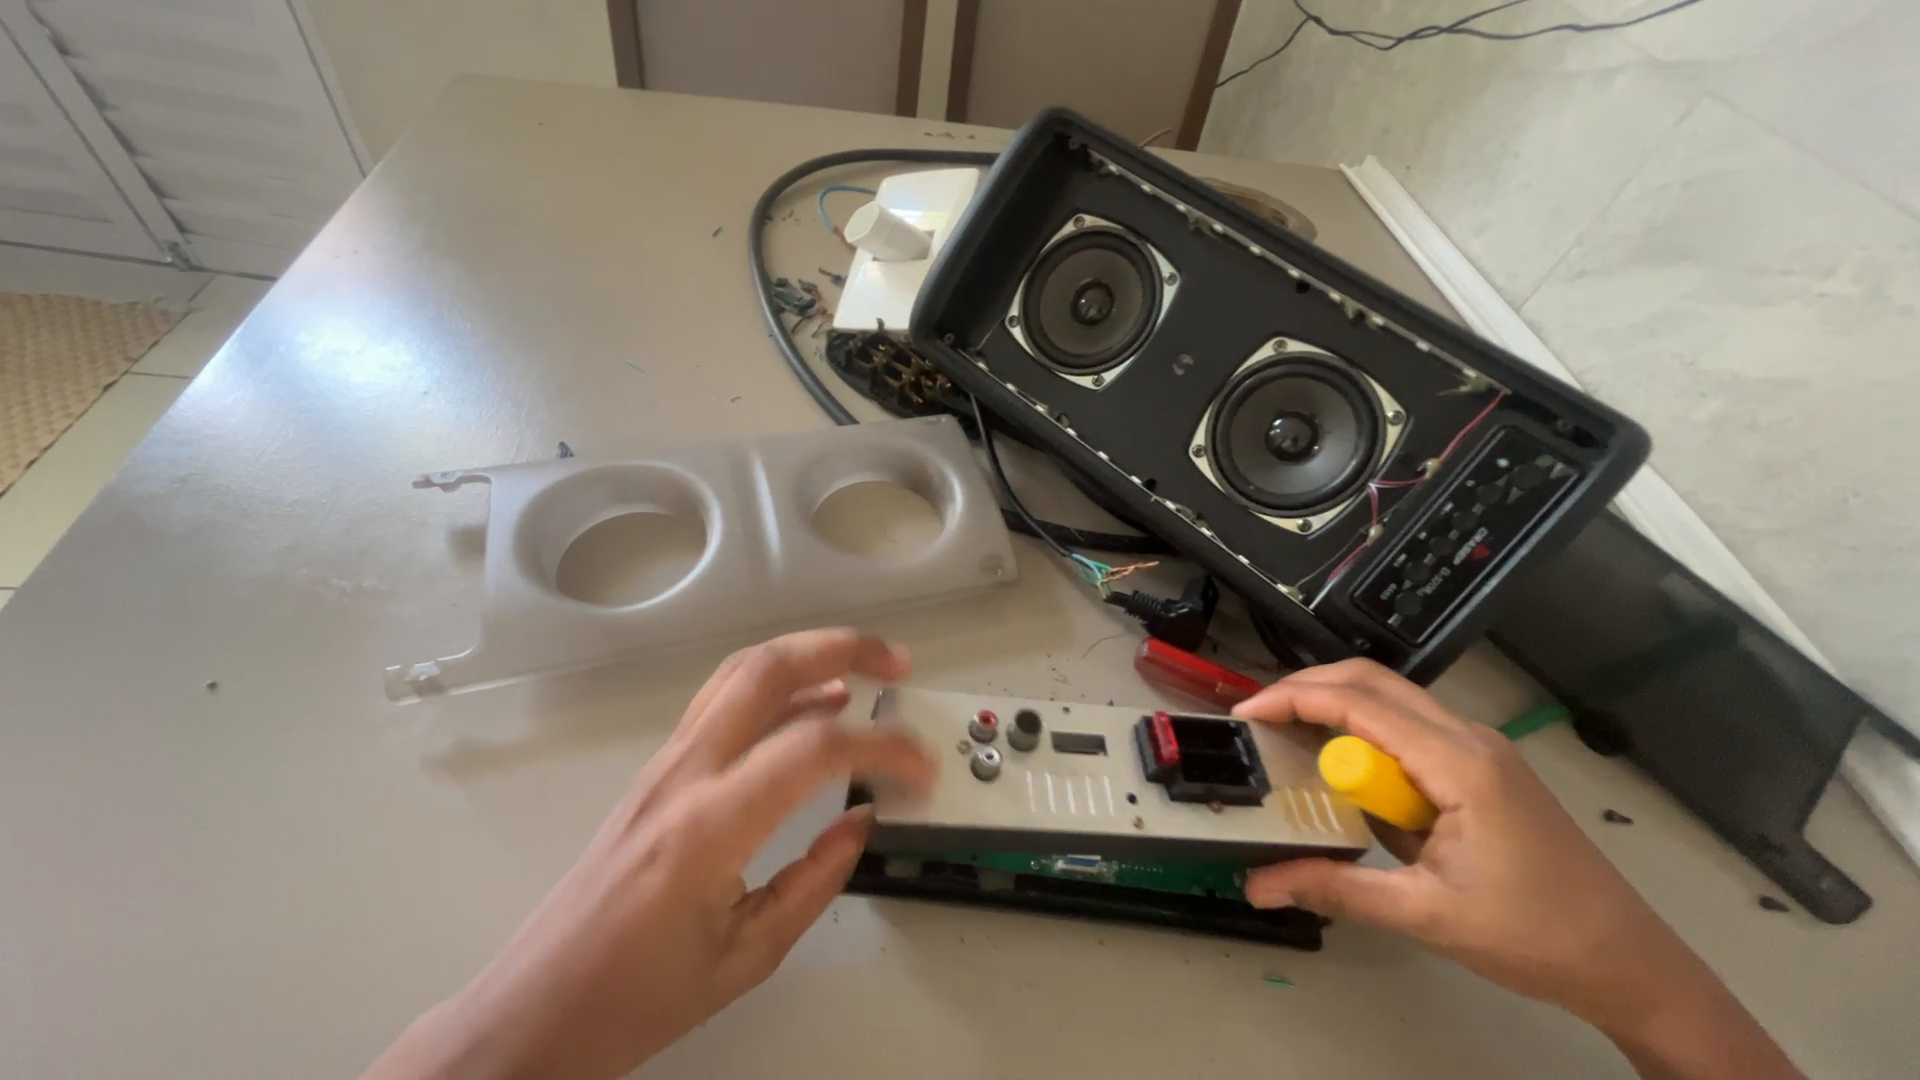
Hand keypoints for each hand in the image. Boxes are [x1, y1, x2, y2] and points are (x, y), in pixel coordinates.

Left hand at [362, 629, 934, 1079]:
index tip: (922, 768)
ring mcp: (665, 764)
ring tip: (864, 669)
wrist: (537, 1005)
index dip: (883, 747)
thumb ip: (817, 880)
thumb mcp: (749, 955)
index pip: (814, 750)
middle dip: (841, 648)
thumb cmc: (638, 997)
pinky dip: (778, 686)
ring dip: (807, 654)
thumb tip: (862, 820)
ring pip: (739, 672)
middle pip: (766, 670)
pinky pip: (724, 702)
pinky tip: (814, 705)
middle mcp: (684, 774)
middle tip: (897, 662)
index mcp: (709, 827)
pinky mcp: (659, 769)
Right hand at [1233, 660, 1801, 1079]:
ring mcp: (1480, 749)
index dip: (1294, 700)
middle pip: (1373, 681)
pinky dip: (1363, 733)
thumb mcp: (1424, 915)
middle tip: (1258, 718)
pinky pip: (1409, 729)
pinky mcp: (1482, 767)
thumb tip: (1257, 884)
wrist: (1630, 963)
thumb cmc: (1534, 937)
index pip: (1359, 704)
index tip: (1245, 716)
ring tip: (1286, 737)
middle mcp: (1469, 738)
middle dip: (1307, 687)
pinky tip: (1342, 770)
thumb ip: (1335, 888)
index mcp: (1459, 764)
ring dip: (1335, 707)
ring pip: (1392, 699)